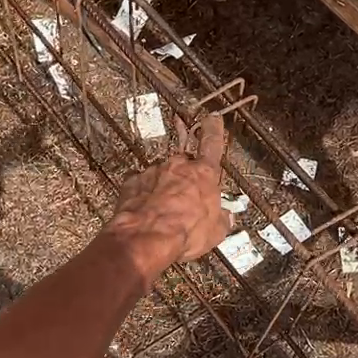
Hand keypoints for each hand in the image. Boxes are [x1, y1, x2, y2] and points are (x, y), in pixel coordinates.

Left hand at [105, 114, 231, 278]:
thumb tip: (225, 217)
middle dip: (184, 178)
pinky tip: (143, 210)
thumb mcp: (215, 232)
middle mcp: (178, 166)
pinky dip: (142, 195)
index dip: (213, 129)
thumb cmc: (186, 234)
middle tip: (184, 199)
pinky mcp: (131, 183)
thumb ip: (221, 219)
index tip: (213, 118)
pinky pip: (139, 185)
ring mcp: (152, 172)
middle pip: (184, 164)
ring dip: (162, 189)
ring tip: (162, 213)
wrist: (146, 239)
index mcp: (204, 173)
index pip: (212, 143)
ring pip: (161, 176)